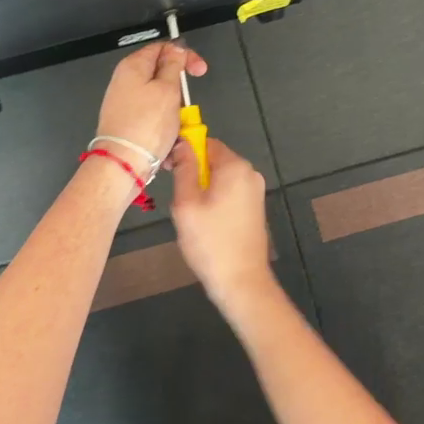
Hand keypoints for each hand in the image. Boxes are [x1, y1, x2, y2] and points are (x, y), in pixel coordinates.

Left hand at [96, 42, 207, 168]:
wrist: (123, 163)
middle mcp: (126, 82)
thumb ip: (174, 65)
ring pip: (160, 100)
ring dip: (175, 113)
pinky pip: (153, 119)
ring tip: (176, 128)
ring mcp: (126, 103)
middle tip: (184, 105)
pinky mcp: (129, 123)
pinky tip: (168, 140)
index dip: (184, 55)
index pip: (162, 47)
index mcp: (133, 66)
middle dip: (179, 91)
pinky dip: (165, 127)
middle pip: (162, 76)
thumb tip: (176, 49)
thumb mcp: (168, 89)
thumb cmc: (146, 126)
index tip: (199, 70)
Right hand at [170, 138, 274, 302]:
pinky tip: (205, 223)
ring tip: (190, 214)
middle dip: (193, 172)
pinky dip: (214, 200)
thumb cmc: (210, 242)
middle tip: (177, 198)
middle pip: (214, 159)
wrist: (241, 281)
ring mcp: (256, 192)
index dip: (184, 151)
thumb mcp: (186, 203)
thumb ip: (184, 169)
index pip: (205, 142)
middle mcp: (250, 174)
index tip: (167, 168)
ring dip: (202, 188)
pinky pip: (230, 193)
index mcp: (235, 167)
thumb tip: (182, 144)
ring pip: (221, 178)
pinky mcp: (255, 209)